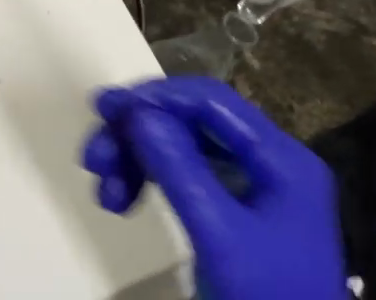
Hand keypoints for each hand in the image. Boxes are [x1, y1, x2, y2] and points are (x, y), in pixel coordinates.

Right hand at [83, 77, 345, 299]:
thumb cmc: (266, 299)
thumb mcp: (220, 235)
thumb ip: (179, 168)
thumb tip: (137, 112)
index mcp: (280, 160)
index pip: (211, 102)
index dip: (156, 96)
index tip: (106, 108)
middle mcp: (267, 164)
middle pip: (190, 124)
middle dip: (137, 136)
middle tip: (94, 157)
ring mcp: (250, 190)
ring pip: (179, 150)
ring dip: (135, 160)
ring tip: (104, 191)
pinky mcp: (231, 214)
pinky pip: (182, 178)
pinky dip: (147, 182)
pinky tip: (120, 201)